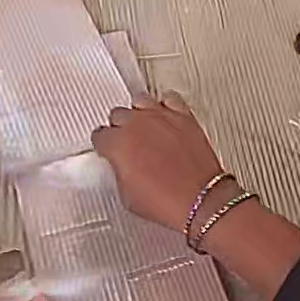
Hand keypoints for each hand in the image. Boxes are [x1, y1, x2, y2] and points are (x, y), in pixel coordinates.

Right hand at [91, 93, 226, 234]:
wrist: (199, 201)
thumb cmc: (166, 200)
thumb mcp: (127, 195)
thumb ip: (119, 171)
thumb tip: (123, 168)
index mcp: (117, 144)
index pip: (100, 135)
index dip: (104, 145)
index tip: (109, 151)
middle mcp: (136, 124)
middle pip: (118, 115)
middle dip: (120, 129)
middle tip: (128, 144)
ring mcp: (161, 117)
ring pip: (140, 101)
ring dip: (140, 114)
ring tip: (145, 128)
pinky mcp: (183, 117)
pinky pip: (170, 99)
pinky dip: (166, 107)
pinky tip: (166, 118)